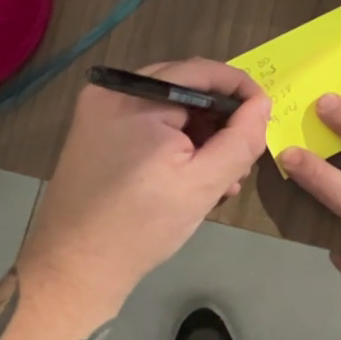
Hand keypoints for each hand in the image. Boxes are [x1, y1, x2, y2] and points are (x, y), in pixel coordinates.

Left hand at [18, 58, 270, 303]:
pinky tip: (190, 176)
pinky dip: (173, 141)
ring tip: (222, 177)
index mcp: (137, 97)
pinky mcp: (93, 133)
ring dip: (200, 134)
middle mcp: (112, 92)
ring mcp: (98, 111)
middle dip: (220, 118)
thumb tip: (262, 105)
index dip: (241, 89)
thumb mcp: (204, 183)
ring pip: (168, 107)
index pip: (203, 71)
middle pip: (185, 87)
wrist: (75, 267)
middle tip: (243, 156)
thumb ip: (240, 140)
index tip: (265, 116)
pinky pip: (146, 123)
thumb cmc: (142, 226)